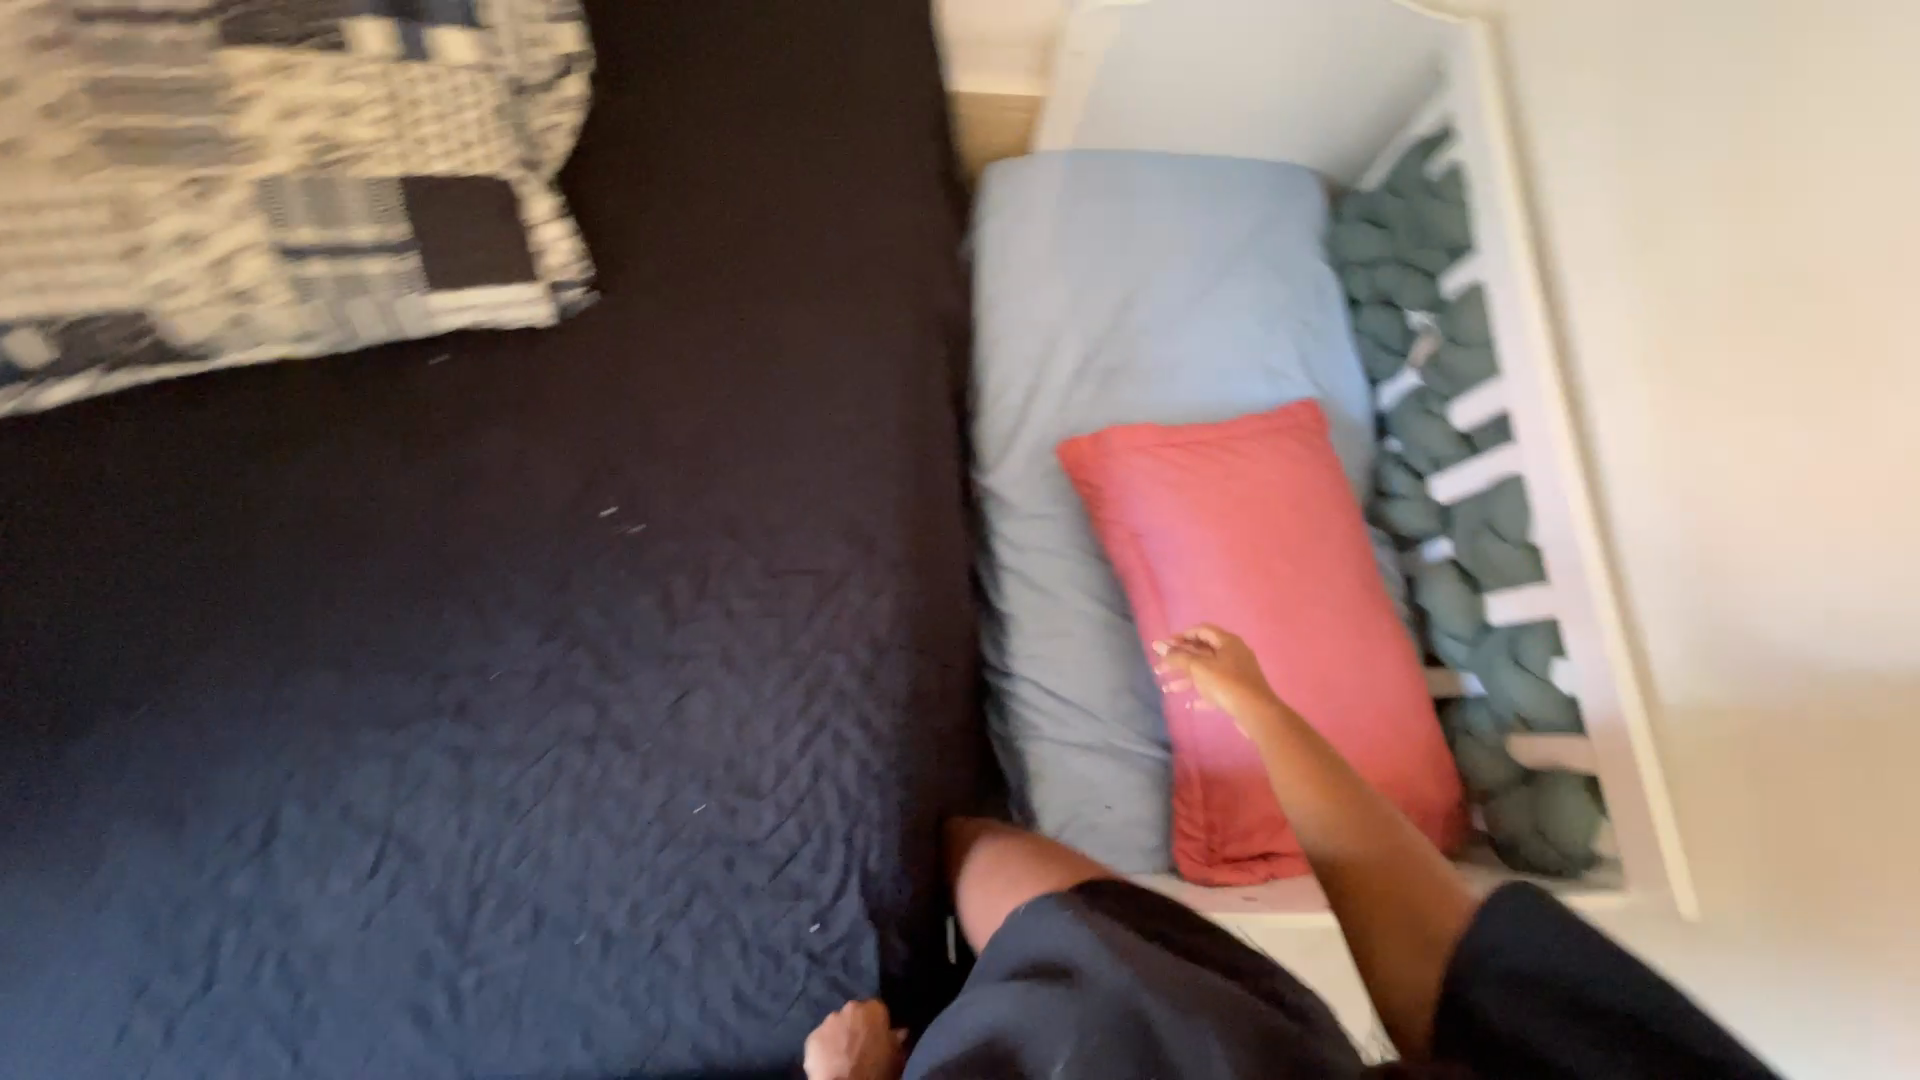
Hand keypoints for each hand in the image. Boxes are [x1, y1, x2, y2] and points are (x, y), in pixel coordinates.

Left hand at [803, 1000, 906, 1079]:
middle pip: (854, 1014)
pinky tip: (828, 1063)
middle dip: (855, 1027)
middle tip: (858, 1048)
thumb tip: (901, 1031)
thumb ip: (897, 1039)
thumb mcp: (896, 1056)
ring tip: (841, 1057)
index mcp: (874, 1008)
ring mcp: (829, 1020)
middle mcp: (851, 1007)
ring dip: (838, 1036)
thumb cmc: (876, 1070)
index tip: (877, 1038)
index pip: (877, 1010)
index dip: (877, 1025)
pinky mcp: (812, 1036)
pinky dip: (823, 1049)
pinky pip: (819, 1040)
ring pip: (835, 1025)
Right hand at [1153, 624, 1284, 737]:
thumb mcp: (1199, 667)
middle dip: (1178, 661)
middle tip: (1159, 669)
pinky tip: (1189, 705)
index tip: (1164, 647)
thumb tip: (1157, 645)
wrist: (1256, 713)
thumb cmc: (1226, 684)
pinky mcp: (1237, 692)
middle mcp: (1233, 654)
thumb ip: (1177, 656)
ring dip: (1185, 680)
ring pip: (1206, 672)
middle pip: (1201, 653)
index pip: (1201, 631)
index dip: (1181, 637)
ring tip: (1166, 689)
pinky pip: (1215, 689)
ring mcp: (1236, 674)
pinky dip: (1201, 694)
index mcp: (1227, 642)